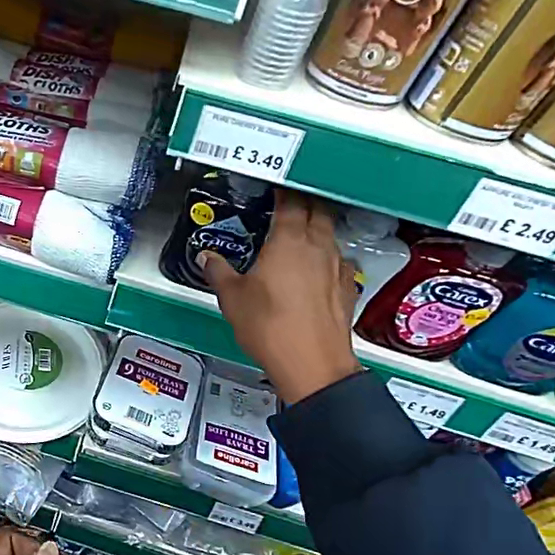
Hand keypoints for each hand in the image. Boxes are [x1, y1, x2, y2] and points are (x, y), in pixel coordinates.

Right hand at [201, 188, 362, 403]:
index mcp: (289, 240)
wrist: (312, 366)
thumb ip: (219, 272)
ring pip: (331, 234)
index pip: (290, 201)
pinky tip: (317, 270)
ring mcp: (337, 267)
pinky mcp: (347, 289)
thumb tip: (207, 258)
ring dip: (318, 228)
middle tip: (288, 205)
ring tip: (299, 236)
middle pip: (318, 210)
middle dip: (304, 203)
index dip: (282, 192)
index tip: (274, 188)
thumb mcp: (232, 298)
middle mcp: (318, 246)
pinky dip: (328, 258)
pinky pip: (340, 262)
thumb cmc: (271, 328)